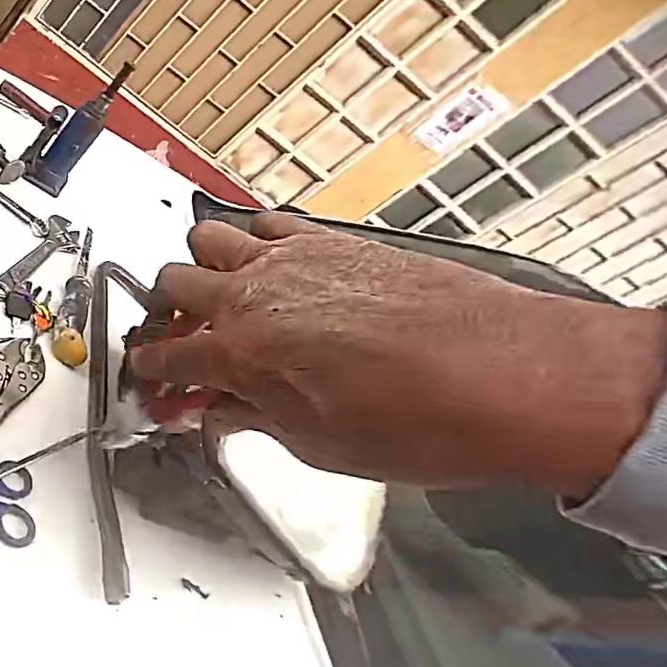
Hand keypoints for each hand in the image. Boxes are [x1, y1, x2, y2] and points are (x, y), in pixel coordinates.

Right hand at [128, 213, 666, 496]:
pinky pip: (270, 221)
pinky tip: (272, 266)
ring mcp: (291, 259)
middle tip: (179, 335)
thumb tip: (221, 411)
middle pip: (171, 281)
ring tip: (218, 291)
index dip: (150, 371)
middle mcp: (253, 296)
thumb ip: (251, 418)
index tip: (153, 378)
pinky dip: (256, 240)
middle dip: (164, 310)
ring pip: (207, 236)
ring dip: (200, 264)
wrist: (515, 377)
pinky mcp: (331, 239)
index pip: (165, 356)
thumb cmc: (423, 421)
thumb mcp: (316, 444)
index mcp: (239, 354)